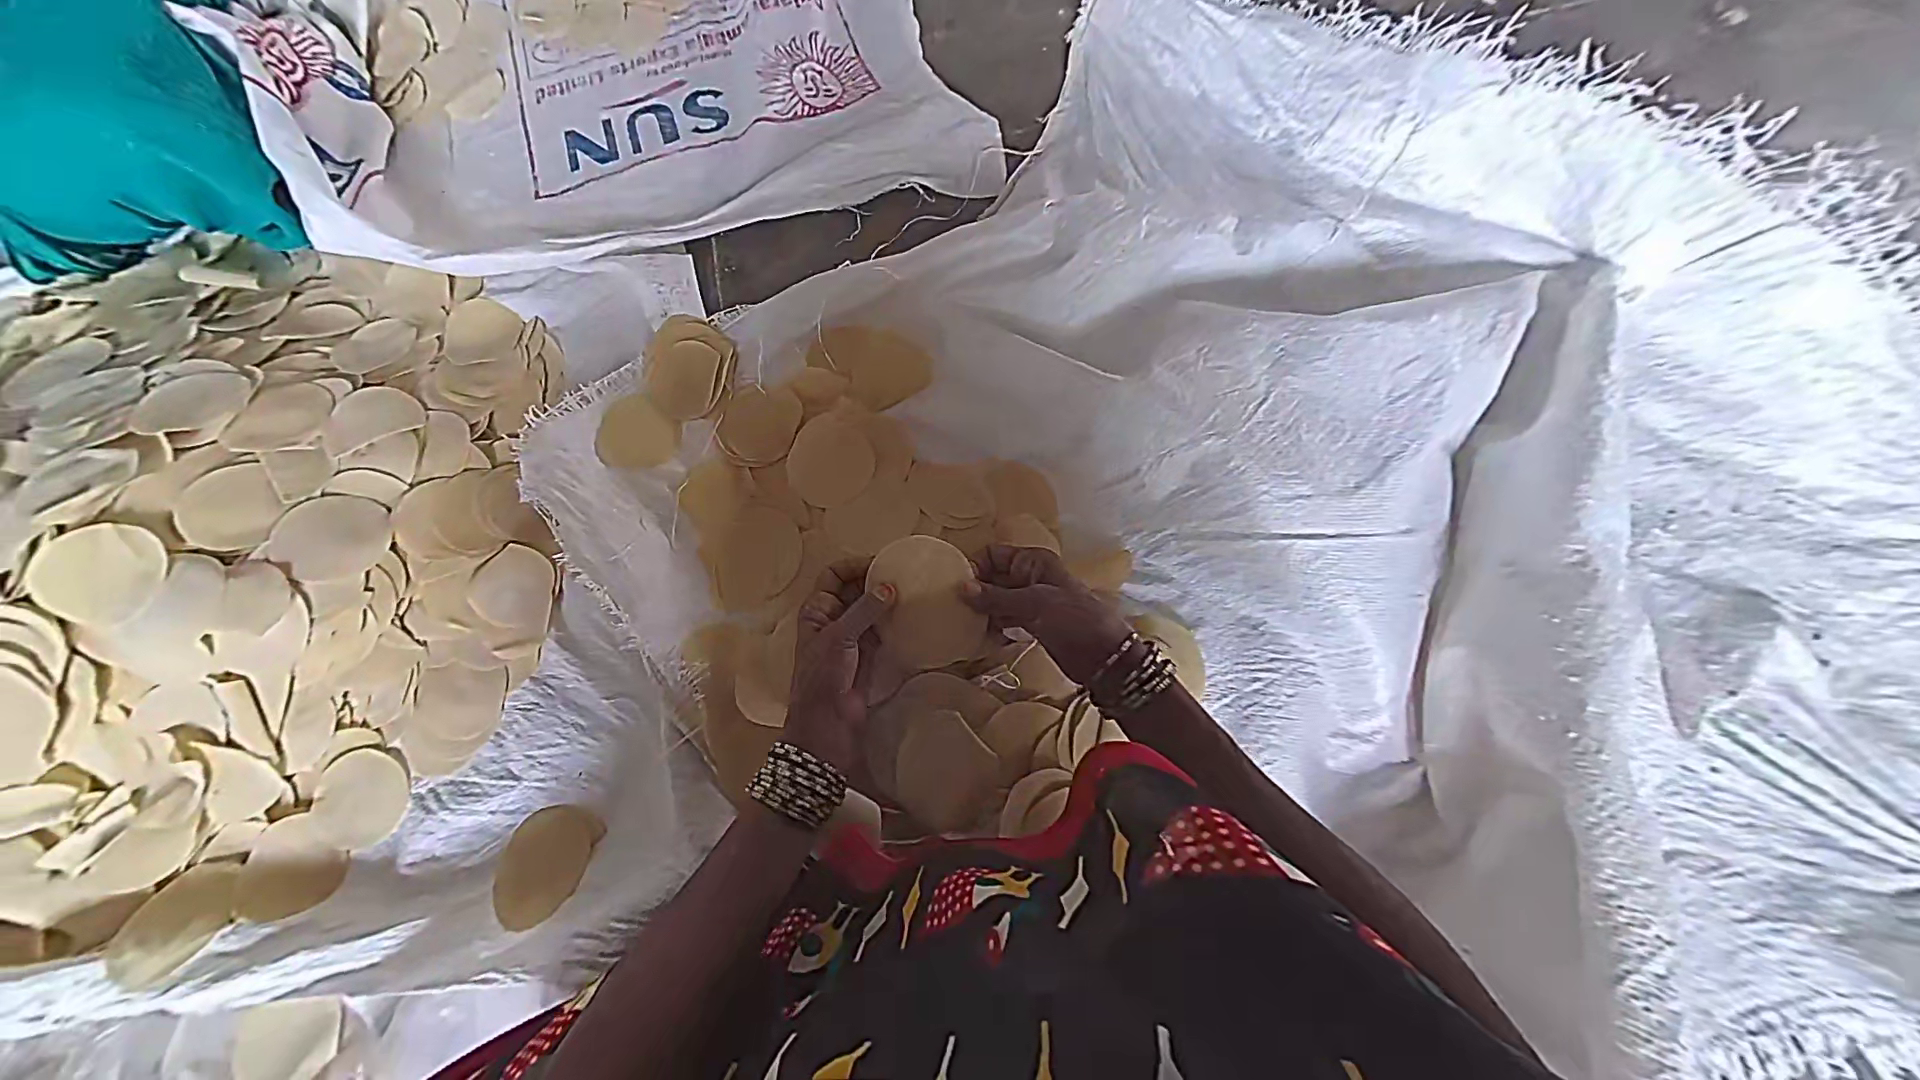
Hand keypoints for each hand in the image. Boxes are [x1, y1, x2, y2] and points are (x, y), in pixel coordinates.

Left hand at [785, 560, 893, 776]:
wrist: (828, 726)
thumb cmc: (822, 678)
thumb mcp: (839, 638)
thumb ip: (864, 611)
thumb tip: (888, 587)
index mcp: (818, 611)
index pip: (833, 576)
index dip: (853, 566)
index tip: (879, 563)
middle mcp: (836, 619)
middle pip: (856, 589)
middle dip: (877, 580)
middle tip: (904, 573)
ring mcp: (855, 637)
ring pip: (873, 609)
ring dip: (890, 600)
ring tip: (914, 590)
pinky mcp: (872, 654)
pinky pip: (886, 630)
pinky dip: (899, 621)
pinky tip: (916, 615)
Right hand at [963, 545, 1133, 685]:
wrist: (1104, 657)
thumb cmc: (1073, 620)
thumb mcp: (1034, 604)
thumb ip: (996, 597)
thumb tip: (961, 587)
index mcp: (1033, 562)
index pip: (993, 554)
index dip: (975, 567)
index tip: (957, 588)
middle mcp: (1029, 577)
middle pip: (992, 577)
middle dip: (975, 590)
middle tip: (953, 609)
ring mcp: (1031, 601)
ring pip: (997, 599)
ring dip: (981, 610)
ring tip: (962, 623)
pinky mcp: (1032, 624)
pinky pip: (1005, 618)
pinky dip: (993, 625)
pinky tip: (980, 636)